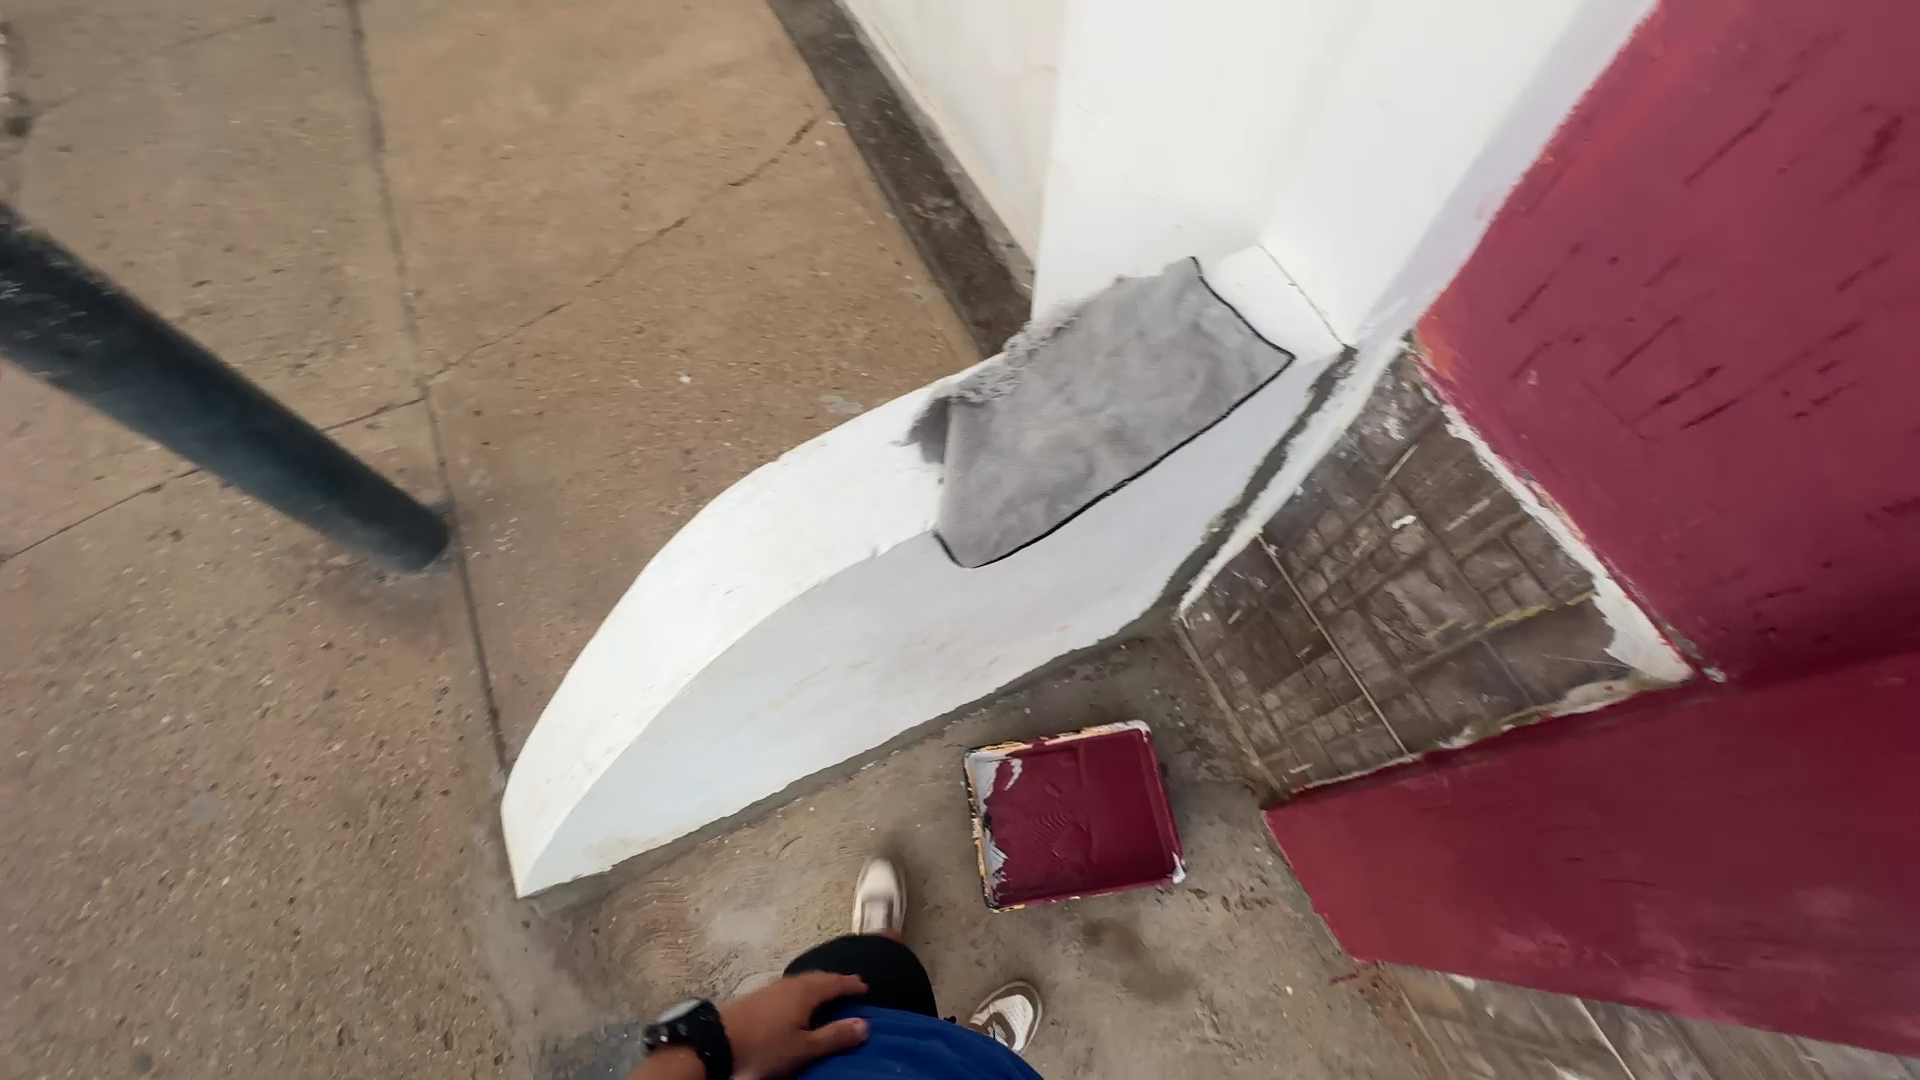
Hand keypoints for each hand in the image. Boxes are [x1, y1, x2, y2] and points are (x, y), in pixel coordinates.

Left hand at [719, 973, 870, 1079]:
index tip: (866, 986)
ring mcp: (775, 986)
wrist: (719, 1039)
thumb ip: (833, 1036)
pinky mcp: (762, 994)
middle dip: (837, 981)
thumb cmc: (765, 1045)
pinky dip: (805, 989)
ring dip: (820, 984)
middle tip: (851, 986)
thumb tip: (865, 1025)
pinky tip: (800, 1000)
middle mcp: (793, 983)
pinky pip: (793, 985)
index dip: (851, 984)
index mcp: (807, 992)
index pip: (835, 982)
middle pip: (820, 977)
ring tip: (829, 992)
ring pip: (805, 980)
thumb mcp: (802, 1048)